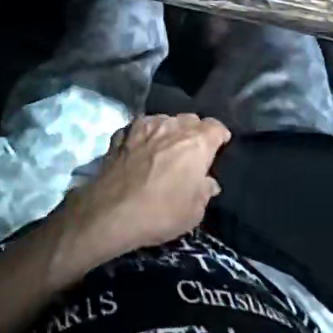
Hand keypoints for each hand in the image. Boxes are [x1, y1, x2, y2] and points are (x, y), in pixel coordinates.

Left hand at [44, 114, 230, 283]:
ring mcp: (142, 125)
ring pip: (163, 120)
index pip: (215, 126)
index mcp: (195, 142)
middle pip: (189, 119)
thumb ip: (204, 190)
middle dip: (194, 132)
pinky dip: (145, 137)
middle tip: (192, 152)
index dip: (219, 135)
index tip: (219, 146)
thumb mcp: (195, 211)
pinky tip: (142, 152)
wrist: (113, 210)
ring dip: (168, 131)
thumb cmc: (162, 212)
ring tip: (166, 150)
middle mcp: (169, 126)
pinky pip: (140, 128)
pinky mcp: (121, 132)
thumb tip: (206, 181)